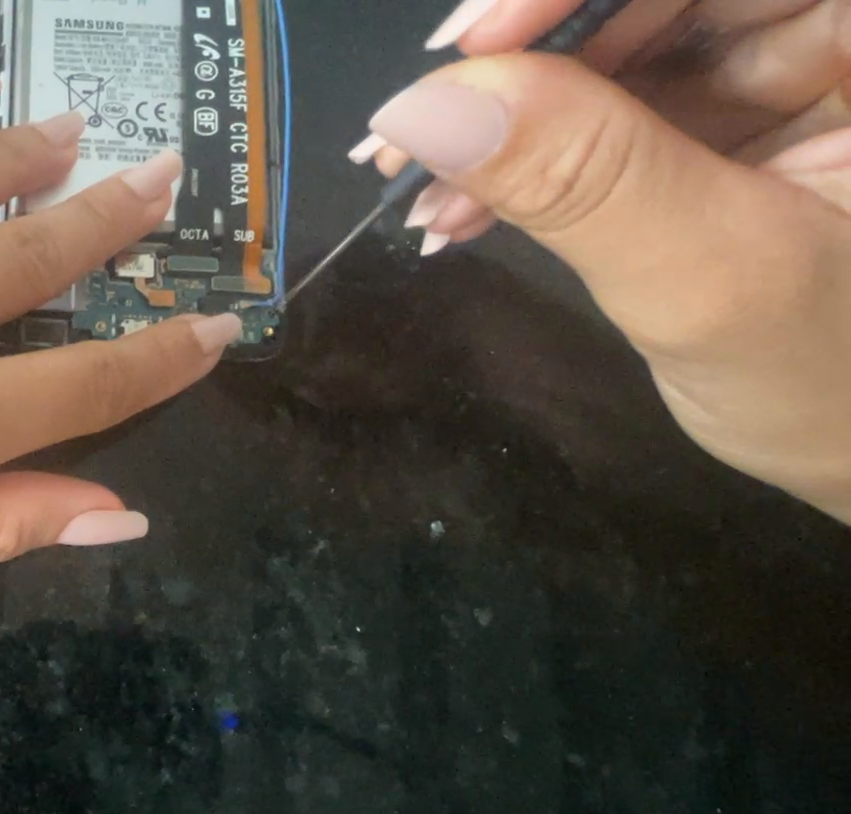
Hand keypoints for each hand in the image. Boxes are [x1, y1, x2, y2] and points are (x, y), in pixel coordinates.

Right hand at [351, 0, 850, 520]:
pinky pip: (600, 108)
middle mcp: (845, 21)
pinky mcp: (728, 111)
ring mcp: (790, 62)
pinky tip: (458, 212)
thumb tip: (421, 106)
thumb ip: (577, 179)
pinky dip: (515, 159)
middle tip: (405, 144)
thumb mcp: (703, 277)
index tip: (462, 49)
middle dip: (519, 64)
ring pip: (614, 50)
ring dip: (498, 123)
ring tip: (418, 201)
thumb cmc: (832, 379)